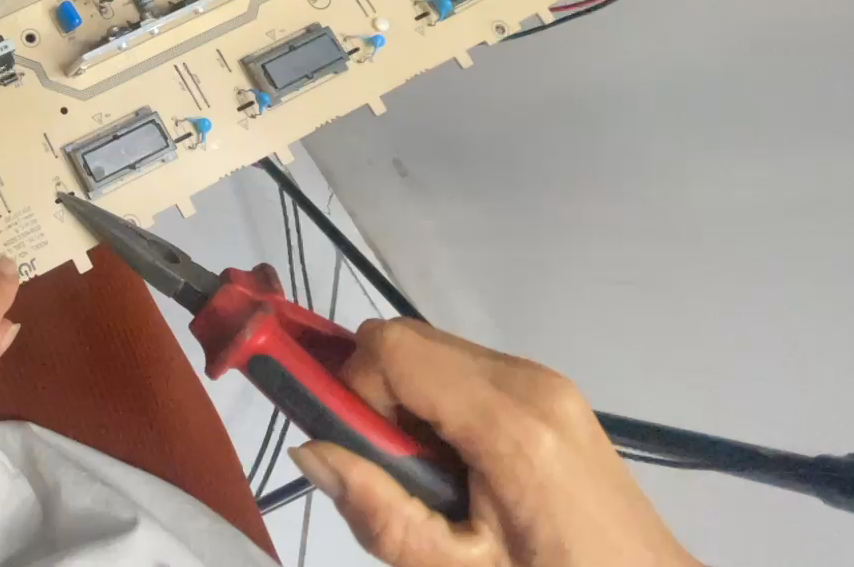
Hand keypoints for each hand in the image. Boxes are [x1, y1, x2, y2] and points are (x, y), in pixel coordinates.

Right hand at [289, 319, 698, 566]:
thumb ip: (380, 513)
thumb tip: (308, 449)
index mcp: (513, 425)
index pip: (391, 348)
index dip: (356, 389)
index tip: (369, 452)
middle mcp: (528, 380)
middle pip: (402, 339)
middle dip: (374, 392)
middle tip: (395, 466)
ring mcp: (542, 379)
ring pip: (424, 347)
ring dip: (401, 396)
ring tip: (430, 470)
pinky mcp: (545, 387)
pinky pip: (454, 363)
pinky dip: (430, 397)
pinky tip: (457, 460)